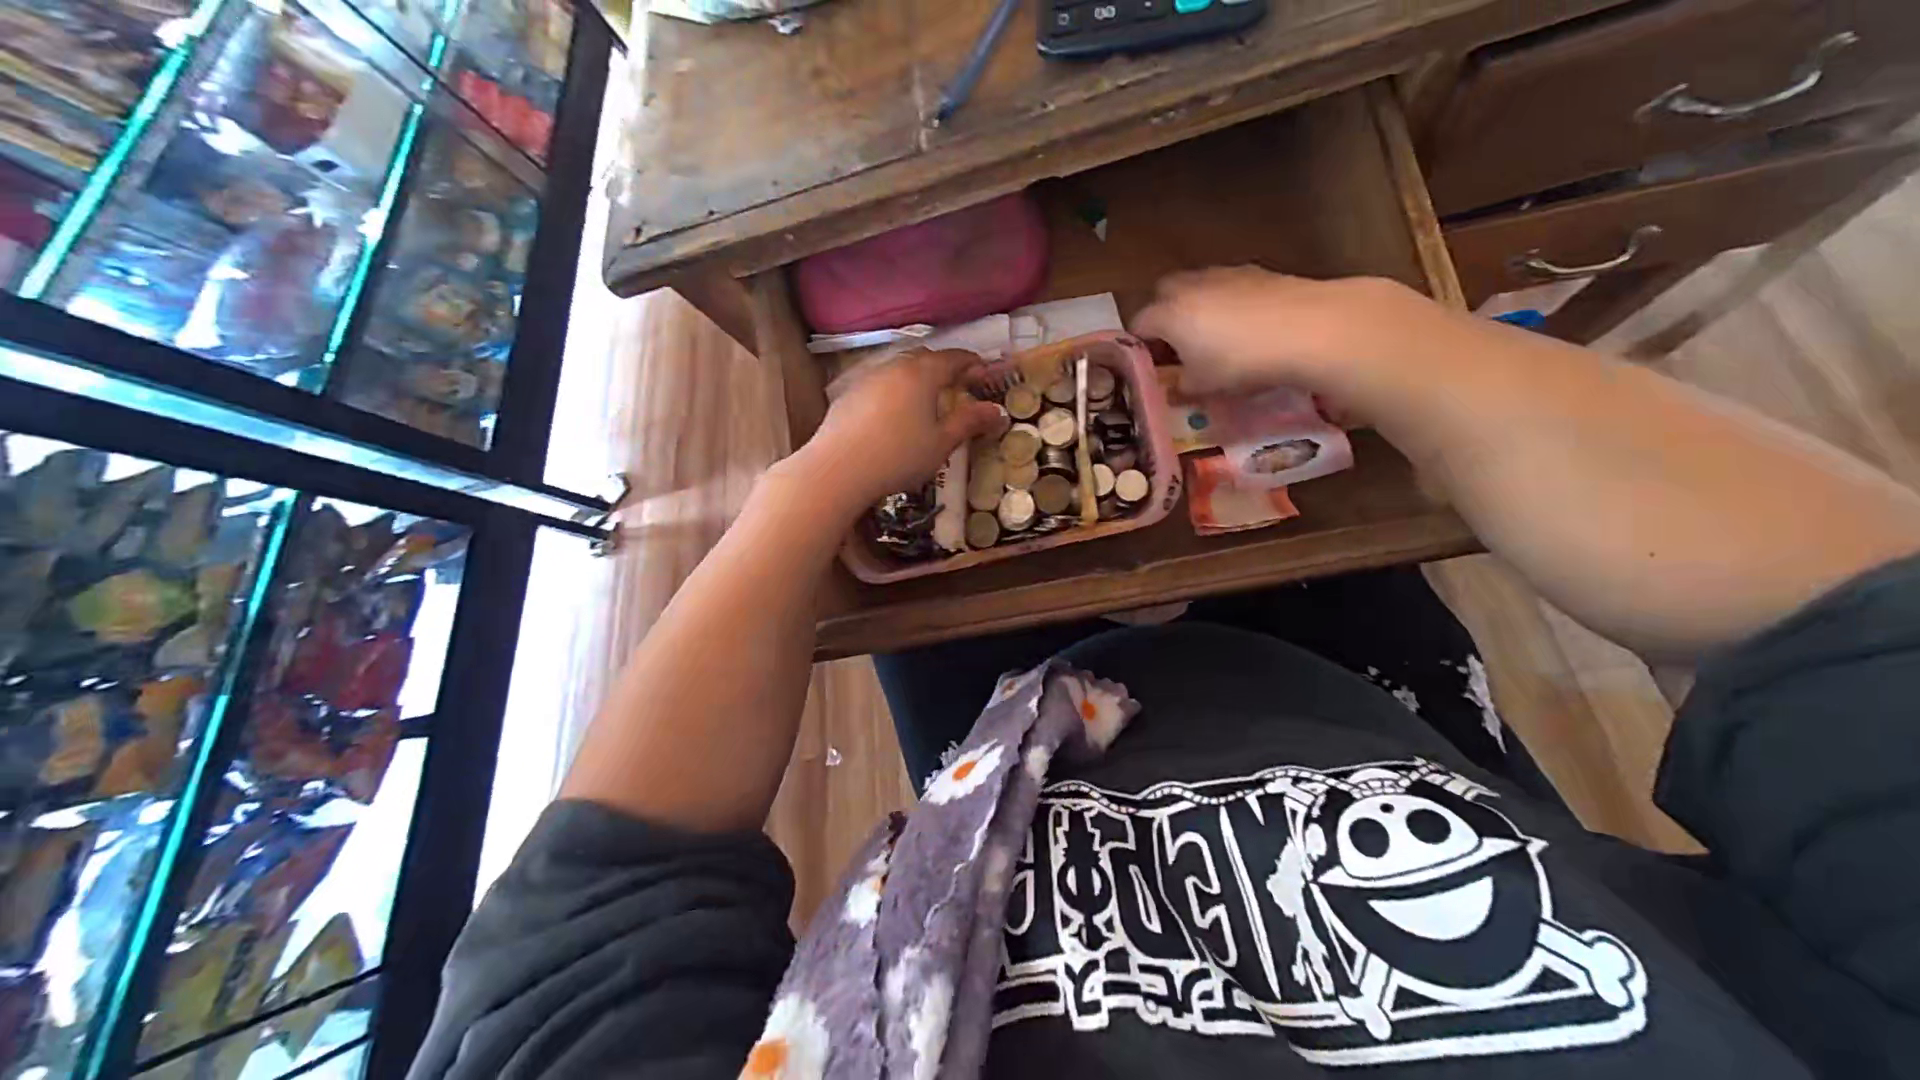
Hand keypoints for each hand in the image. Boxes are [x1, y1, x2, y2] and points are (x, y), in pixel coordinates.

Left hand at [793, 348, 1008, 510]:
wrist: (836, 470)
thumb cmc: (898, 456)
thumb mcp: (941, 443)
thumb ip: (969, 423)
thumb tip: (996, 411)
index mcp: (922, 373)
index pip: (954, 357)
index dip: (972, 364)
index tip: (984, 373)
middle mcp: (894, 367)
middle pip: (924, 359)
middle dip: (944, 369)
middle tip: (957, 387)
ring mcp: (867, 379)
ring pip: (899, 371)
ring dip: (916, 380)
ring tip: (926, 403)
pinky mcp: (847, 396)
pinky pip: (879, 387)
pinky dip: (894, 394)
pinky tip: (893, 417)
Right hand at [1131, 267, 1426, 396]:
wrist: (1310, 328)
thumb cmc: (1241, 361)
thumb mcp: (1203, 386)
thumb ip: (1182, 386)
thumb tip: (1176, 387)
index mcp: (1168, 313)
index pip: (1137, 325)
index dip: (1140, 347)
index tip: (1150, 366)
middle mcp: (1191, 286)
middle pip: (1164, 294)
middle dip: (1166, 315)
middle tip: (1178, 345)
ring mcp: (1227, 274)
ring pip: (1199, 287)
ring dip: (1199, 306)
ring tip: (1215, 336)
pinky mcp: (1260, 272)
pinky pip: (1231, 286)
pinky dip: (1230, 303)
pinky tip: (1249, 326)